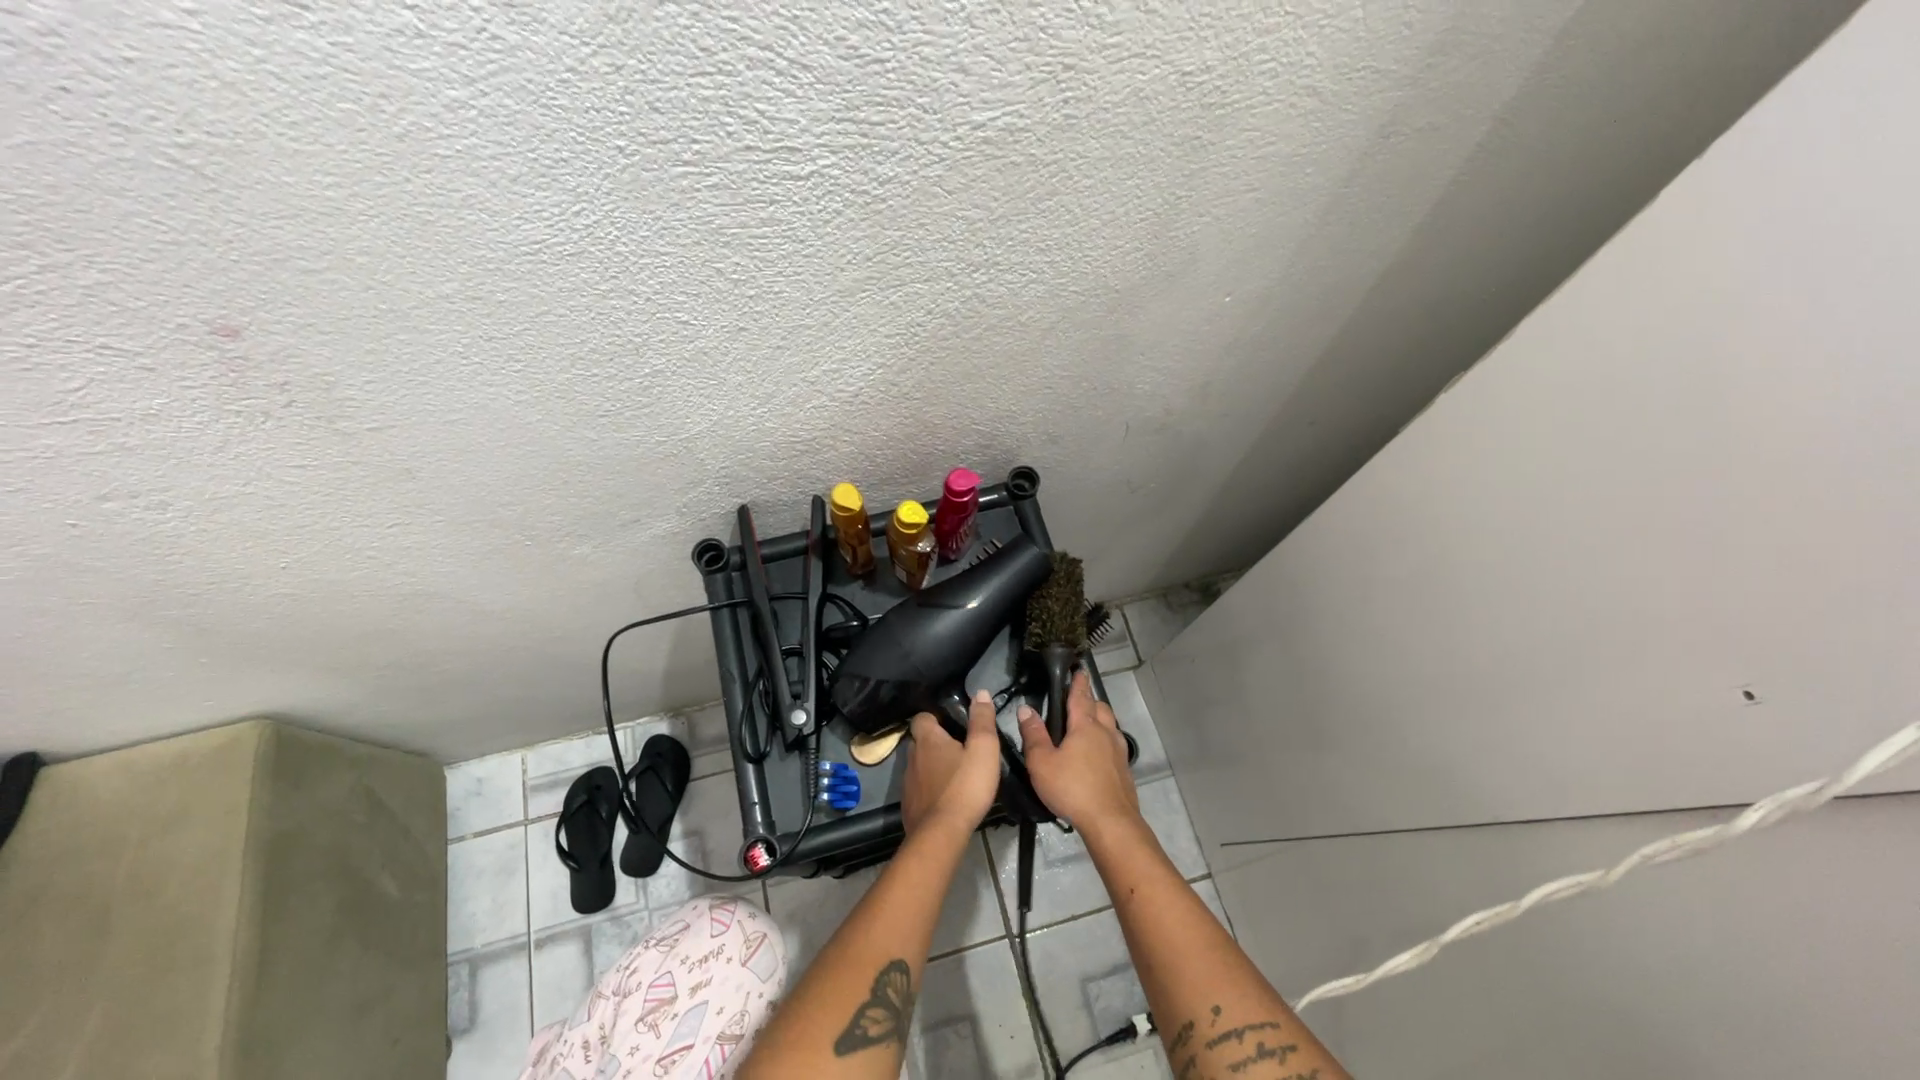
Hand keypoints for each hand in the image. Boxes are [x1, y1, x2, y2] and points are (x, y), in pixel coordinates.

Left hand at [901, 690, 1003, 834]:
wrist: (941, 833)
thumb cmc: (965, 786)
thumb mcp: (983, 749)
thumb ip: (982, 720)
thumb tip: (979, 692)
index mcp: (928, 739)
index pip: (921, 718)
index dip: (934, 718)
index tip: (951, 724)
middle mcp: (912, 757)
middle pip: (920, 742)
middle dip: (935, 744)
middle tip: (958, 750)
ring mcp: (907, 783)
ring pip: (919, 767)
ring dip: (932, 768)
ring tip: (954, 775)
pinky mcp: (909, 806)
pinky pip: (919, 790)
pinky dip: (930, 790)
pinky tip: (946, 798)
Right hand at [1017, 671, 1138, 826]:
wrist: (1111, 821)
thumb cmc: (1072, 789)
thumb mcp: (1042, 763)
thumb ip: (1034, 735)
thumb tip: (1026, 709)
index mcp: (1085, 726)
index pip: (1081, 696)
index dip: (1078, 682)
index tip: (1079, 670)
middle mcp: (1106, 733)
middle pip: (1101, 708)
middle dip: (1090, 700)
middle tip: (1078, 700)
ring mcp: (1119, 752)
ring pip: (1111, 727)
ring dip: (1100, 720)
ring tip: (1087, 726)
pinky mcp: (1124, 771)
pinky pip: (1114, 746)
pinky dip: (1105, 742)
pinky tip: (1097, 755)